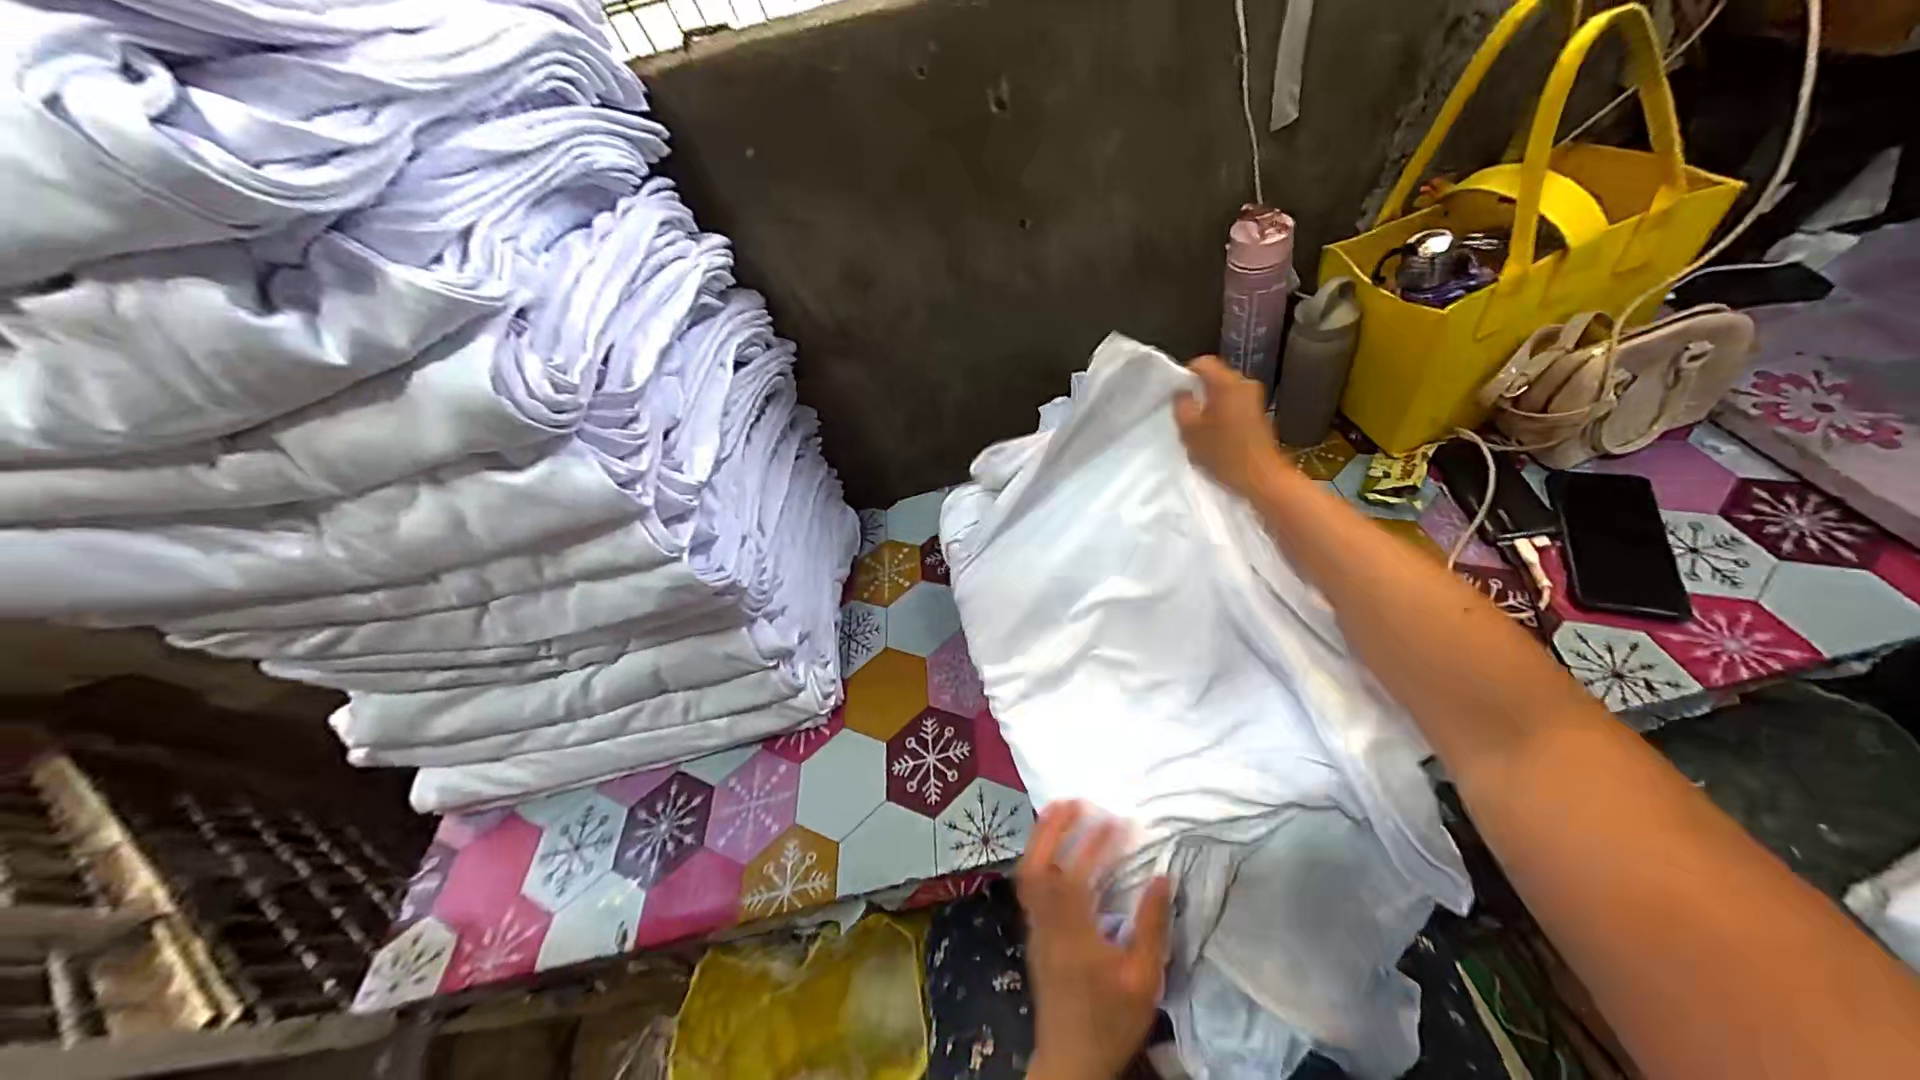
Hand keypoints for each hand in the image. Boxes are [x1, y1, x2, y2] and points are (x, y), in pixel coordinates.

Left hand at [1017, 801, 1171, 1079]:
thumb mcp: (1143, 980)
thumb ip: (1151, 927)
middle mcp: (1047, 924)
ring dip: (1041, 838)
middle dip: (1052, 828)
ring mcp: (1035, 928)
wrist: (1071, 1060)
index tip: (1117, 819)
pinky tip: (1053, 848)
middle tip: (1074, 799)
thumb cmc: (1111, 1021)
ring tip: (1059, 812)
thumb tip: (1161, 877)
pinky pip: (1029, 885)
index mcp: (1075, 934)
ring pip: (1027, 873)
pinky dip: (1038, 857)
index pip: (1078, 875)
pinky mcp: (1033, 934)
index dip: (1096, 842)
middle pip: (1038, 865)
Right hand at [1174, 355, 1289, 499]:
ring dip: (1209, 405)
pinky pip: (1233, 404)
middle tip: (1184, 413)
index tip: (1175, 394)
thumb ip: (1181, 405)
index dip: (1185, 374)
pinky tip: (1214, 434)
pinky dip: (1221, 414)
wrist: (1261, 478)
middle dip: (1198, 391)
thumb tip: (1181, 392)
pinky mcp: (1258, 414)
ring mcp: (1254, 399)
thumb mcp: (1190, 431)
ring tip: (1198, 426)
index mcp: (1227, 383)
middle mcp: (1244, 384)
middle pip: (1214, 377)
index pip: (1202, 363)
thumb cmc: (1223, 454)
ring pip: (1224, 392)